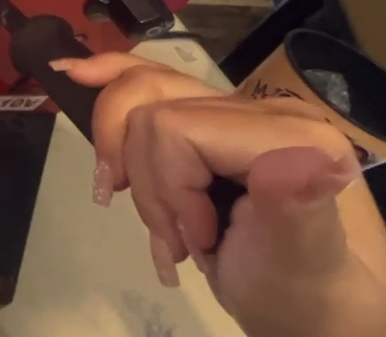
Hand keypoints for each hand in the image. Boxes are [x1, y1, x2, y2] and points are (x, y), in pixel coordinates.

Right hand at [57, 54, 385, 336]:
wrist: (313, 323)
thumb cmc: (308, 304)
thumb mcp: (302, 268)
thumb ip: (295, 212)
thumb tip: (298, 160)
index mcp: (295, 136)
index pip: (174, 127)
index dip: (165, 183)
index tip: (194, 240)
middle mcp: (266, 109)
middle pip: (149, 105)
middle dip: (140, 171)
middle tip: (165, 232)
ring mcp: (238, 110)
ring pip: (137, 92)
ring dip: (122, 155)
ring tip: (139, 207)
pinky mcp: (214, 118)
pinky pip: (146, 79)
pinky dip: (104, 77)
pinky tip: (72, 74)